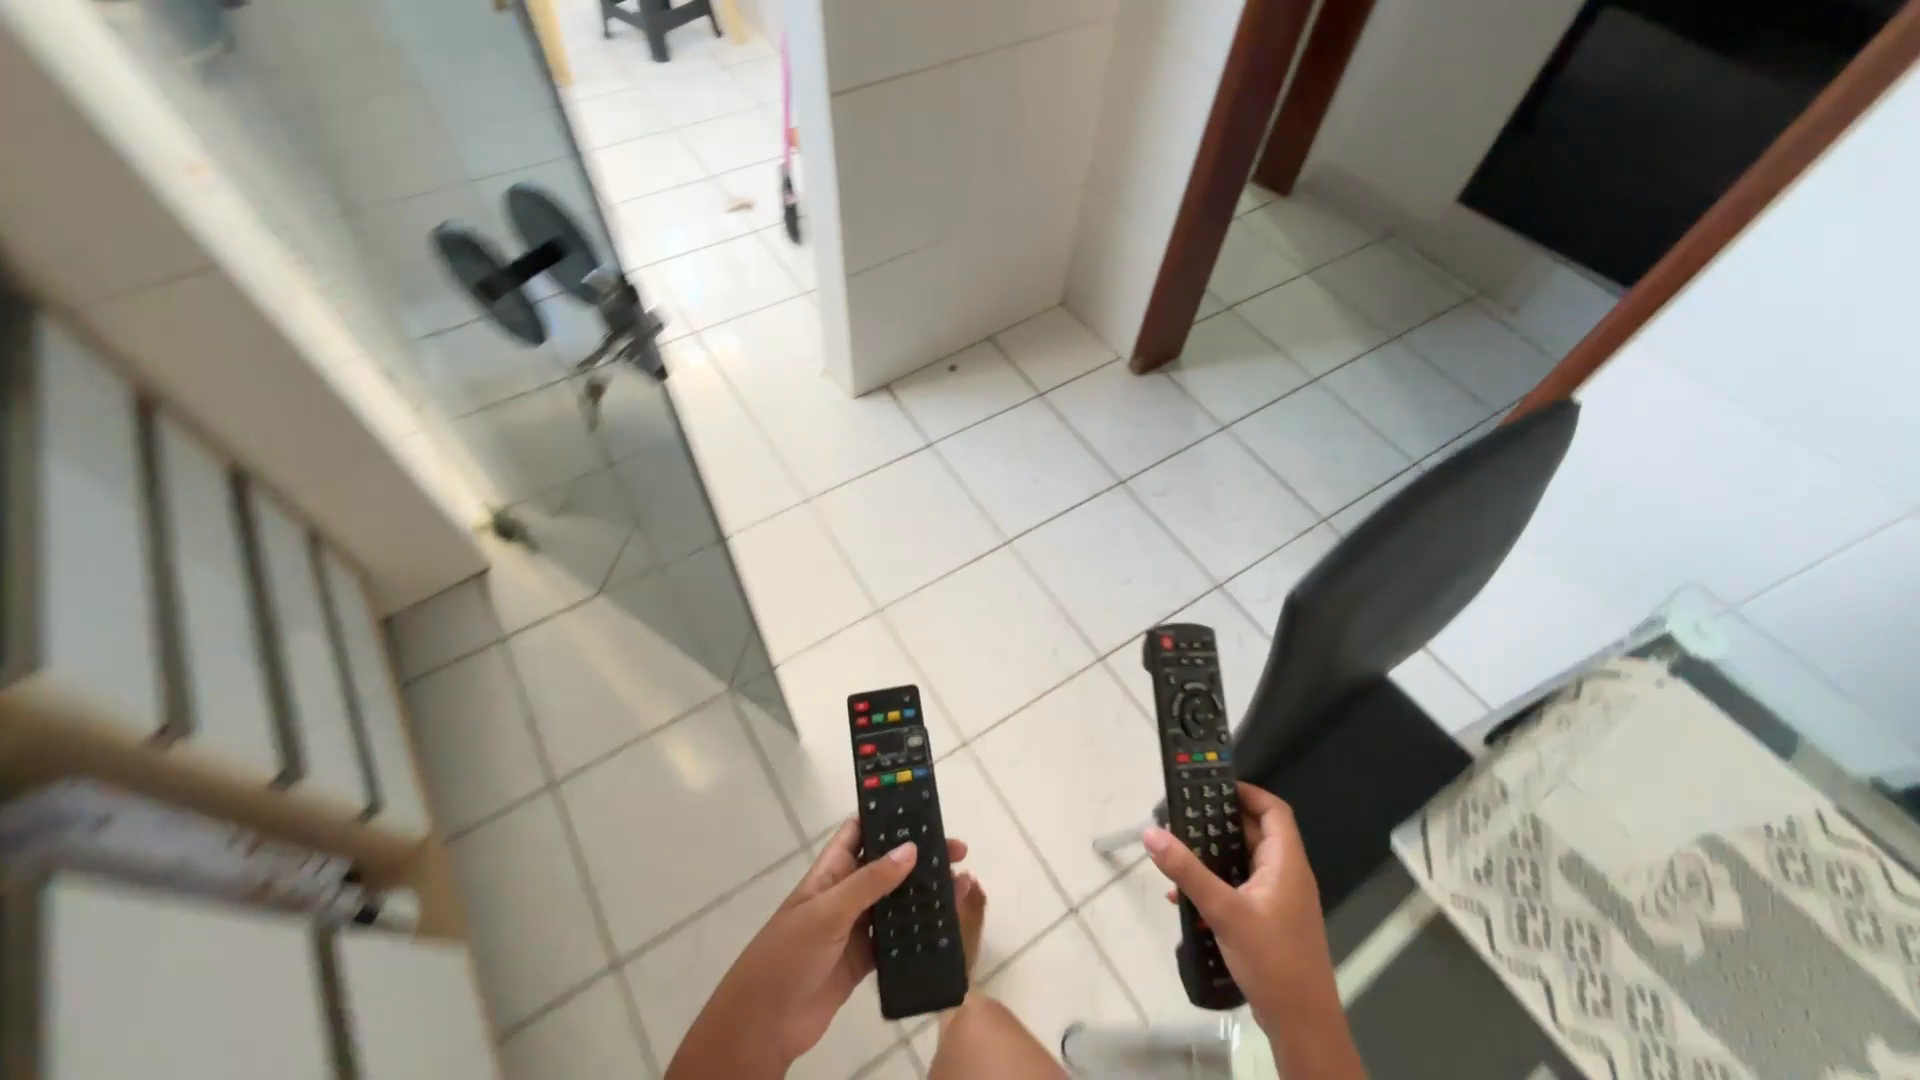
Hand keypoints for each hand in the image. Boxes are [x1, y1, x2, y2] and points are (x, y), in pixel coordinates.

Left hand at [666, 819, 968, 1078]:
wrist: (763, 1024)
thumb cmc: (786, 955)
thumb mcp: (827, 911)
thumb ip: (870, 882)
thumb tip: (910, 849)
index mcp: (829, 872)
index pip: (860, 833)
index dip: (887, 818)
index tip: (924, 810)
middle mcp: (844, 895)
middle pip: (886, 866)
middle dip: (918, 857)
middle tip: (957, 852)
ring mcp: (854, 929)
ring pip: (895, 903)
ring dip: (923, 895)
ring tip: (960, 885)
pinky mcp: (863, 960)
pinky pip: (896, 940)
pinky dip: (919, 933)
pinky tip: (945, 927)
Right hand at [1143, 784, 1363, 1078]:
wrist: (1302, 1023)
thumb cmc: (1272, 960)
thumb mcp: (1224, 911)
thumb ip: (1187, 872)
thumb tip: (1152, 833)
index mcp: (1286, 863)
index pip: (1273, 810)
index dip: (1246, 792)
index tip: (1211, 785)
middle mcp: (1286, 876)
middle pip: (1254, 834)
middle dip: (1218, 825)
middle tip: (1184, 817)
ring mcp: (1279, 901)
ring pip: (1244, 863)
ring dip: (1213, 858)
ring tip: (1178, 854)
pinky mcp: (1269, 923)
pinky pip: (1240, 889)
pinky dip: (1215, 886)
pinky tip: (1185, 898)